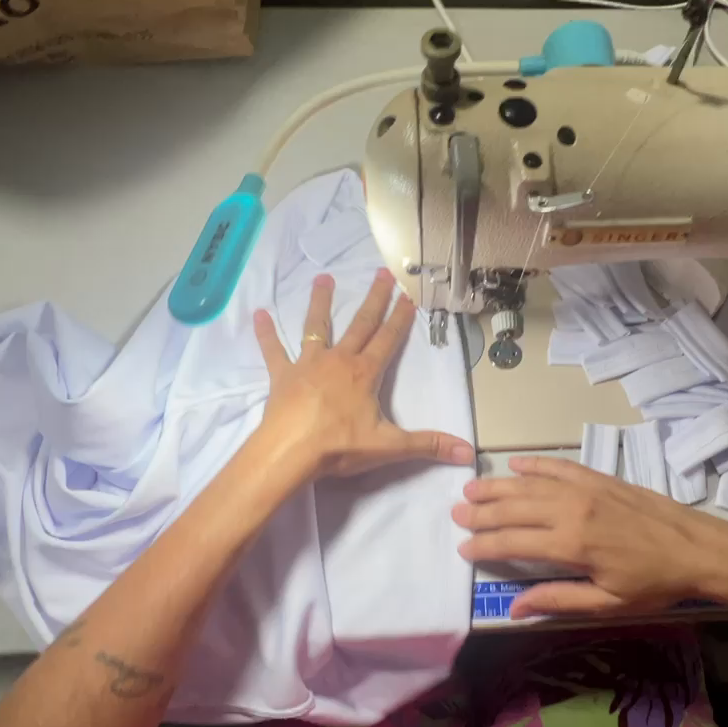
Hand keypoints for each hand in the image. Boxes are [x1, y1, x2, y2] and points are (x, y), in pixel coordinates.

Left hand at [252, 269, 474, 479]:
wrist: (290, 451)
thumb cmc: (339, 445)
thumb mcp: (389, 446)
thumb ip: (428, 445)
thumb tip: (468, 452)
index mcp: (365, 373)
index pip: (388, 340)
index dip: (400, 318)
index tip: (408, 296)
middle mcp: (339, 360)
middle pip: (360, 325)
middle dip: (373, 299)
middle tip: (381, 274)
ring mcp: (308, 364)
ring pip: (317, 327)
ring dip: (321, 302)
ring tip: (324, 279)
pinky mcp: (282, 376)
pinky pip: (273, 351)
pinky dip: (266, 333)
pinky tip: (259, 315)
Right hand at [453, 454, 727, 617]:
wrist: (699, 547)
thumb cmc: (655, 582)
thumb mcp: (608, 602)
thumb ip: (559, 599)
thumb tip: (515, 608)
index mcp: (571, 544)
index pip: (513, 543)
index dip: (484, 545)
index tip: (463, 547)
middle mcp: (572, 510)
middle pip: (514, 508)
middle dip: (481, 513)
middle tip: (456, 515)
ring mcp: (585, 489)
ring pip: (529, 485)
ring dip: (498, 486)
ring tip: (472, 489)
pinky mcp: (599, 478)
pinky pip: (558, 467)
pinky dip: (534, 465)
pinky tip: (515, 465)